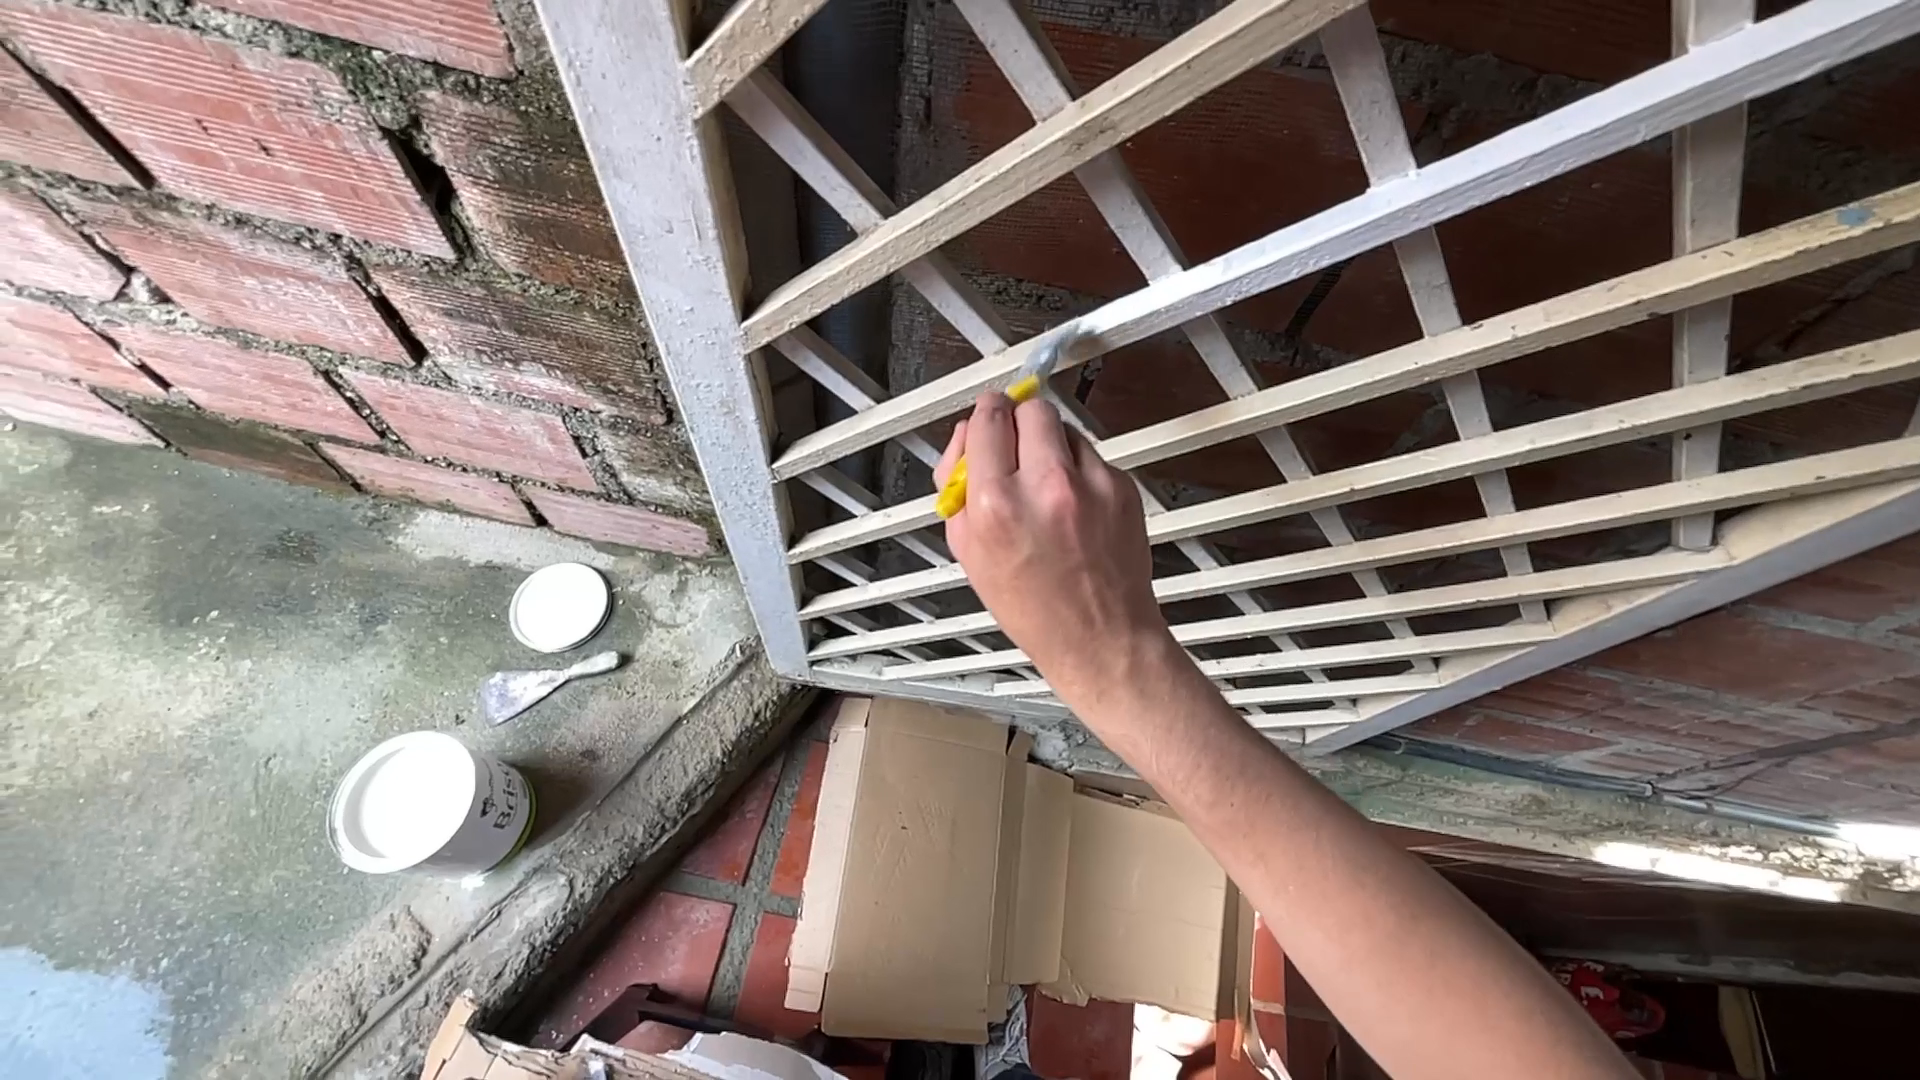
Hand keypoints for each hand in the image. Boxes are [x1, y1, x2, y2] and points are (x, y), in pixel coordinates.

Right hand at [935, 393, 1175, 705]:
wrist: (1100, 638)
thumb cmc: (1032, 607)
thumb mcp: (969, 554)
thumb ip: (957, 489)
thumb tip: (963, 441)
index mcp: (996, 503)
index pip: (987, 418)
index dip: (984, 417)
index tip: (986, 421)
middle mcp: (1045, 484)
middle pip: (1030, 408)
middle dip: (1017, 421)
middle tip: (1015, 449)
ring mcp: (1091, 483)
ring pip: (1063, 427)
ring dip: (1049, 445)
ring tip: (1046, 488)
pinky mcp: (1122, 486)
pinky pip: (1091, 455)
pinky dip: (1078, 470)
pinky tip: (1074, 506)